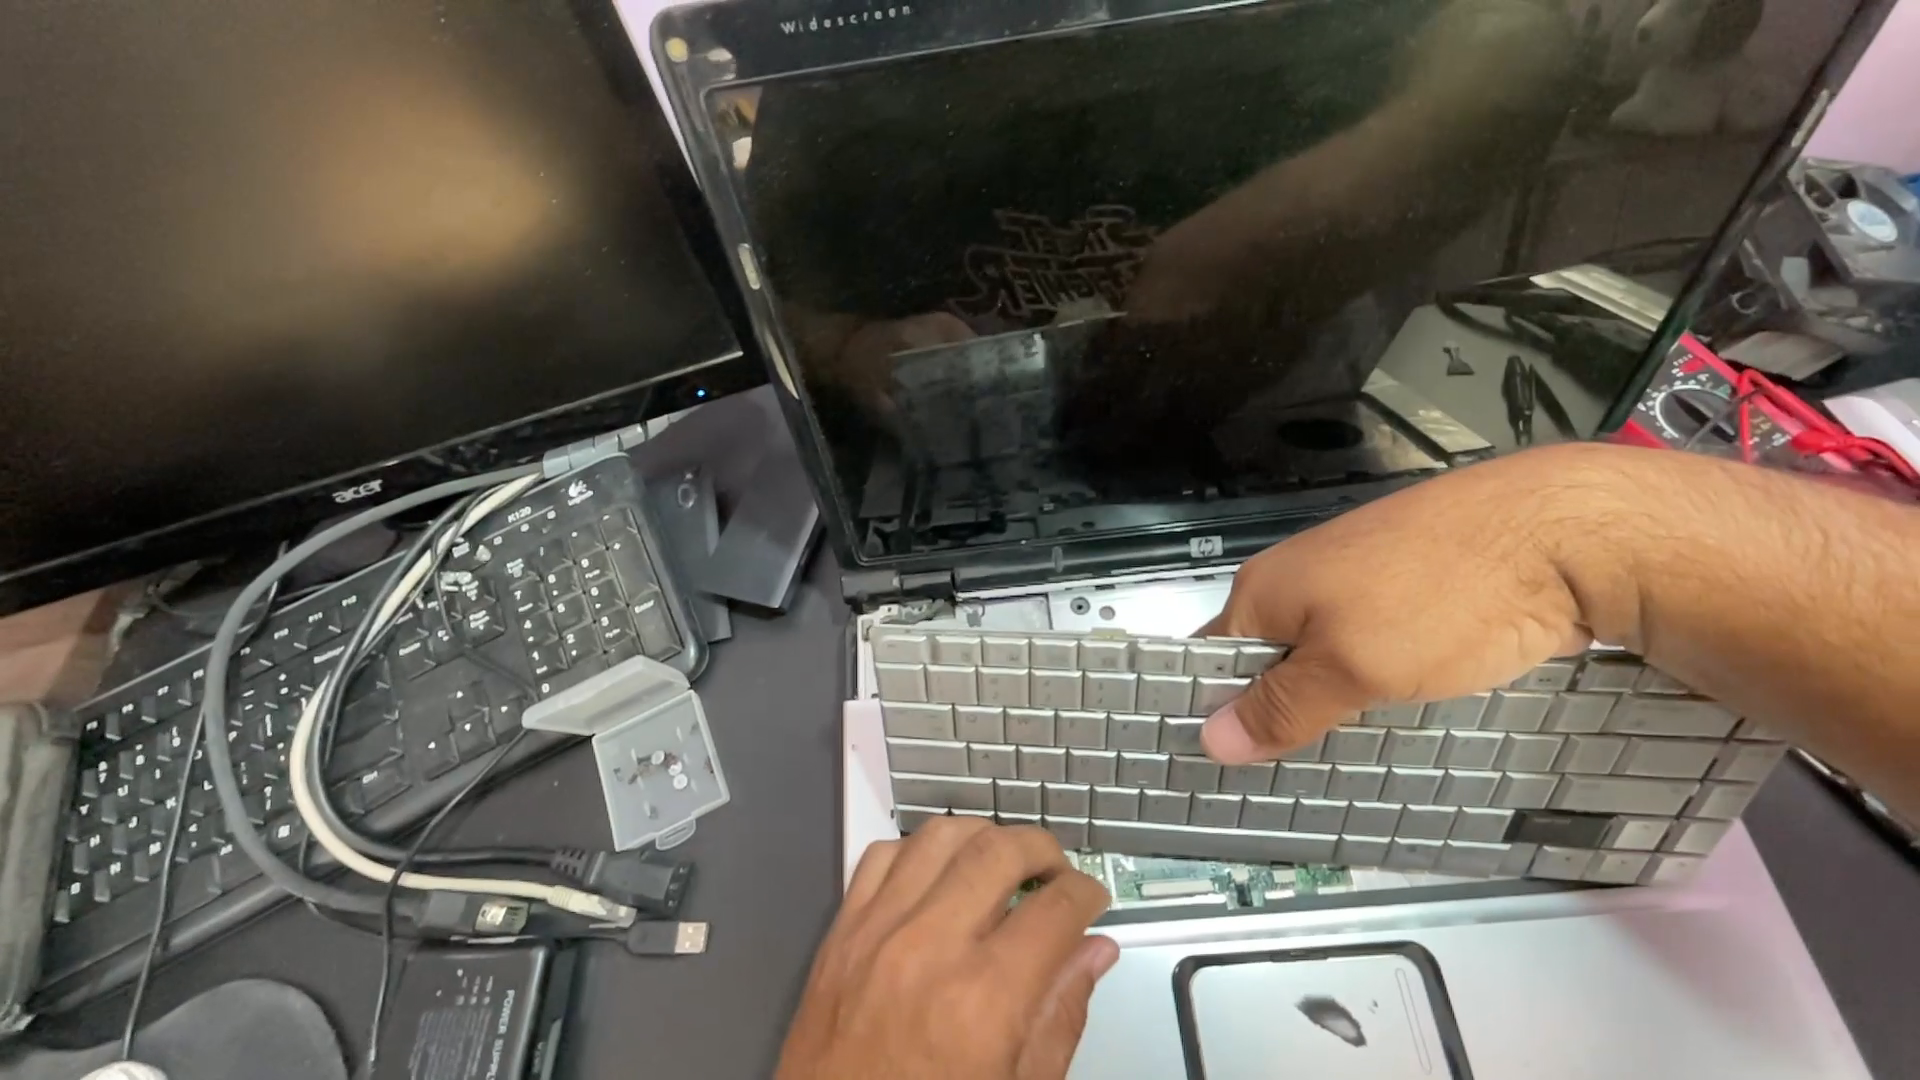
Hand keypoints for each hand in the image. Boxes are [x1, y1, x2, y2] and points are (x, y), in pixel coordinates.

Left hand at [776, 818, 1117, 1079]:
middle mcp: (929, 948)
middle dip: (1042, 849)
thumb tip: (1095, 950)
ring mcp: (877, 930)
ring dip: (982, 836)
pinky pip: (882, 855)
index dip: (1087, 894)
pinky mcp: (841, 930)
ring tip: (1002, 860)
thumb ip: (1061, 1016)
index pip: (1055, 910)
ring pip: (940, 836)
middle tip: (1055, 871)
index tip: (1091, 898)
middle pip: (1000, 852)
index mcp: (984, 999)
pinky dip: (917, 849)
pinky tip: (937, 872)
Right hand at [1198, 445, 1612, 763]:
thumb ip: (1282, 708)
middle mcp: (1295, 578)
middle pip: (1265, 659)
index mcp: (1263, 590)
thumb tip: (1210, 741)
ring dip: (1327, 699)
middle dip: (1277, 712)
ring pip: (1318, 655)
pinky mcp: (1400, 584)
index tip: (1234, 769)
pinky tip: (1391, 711)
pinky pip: (1362, 644)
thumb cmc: (1438, 597)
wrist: (1556, 530)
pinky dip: (1369, 680)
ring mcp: (1350, 577)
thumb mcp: (1352, 667)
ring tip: (1343, 754)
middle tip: (1293, 775)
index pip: (1210, 659)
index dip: (1217, 711)